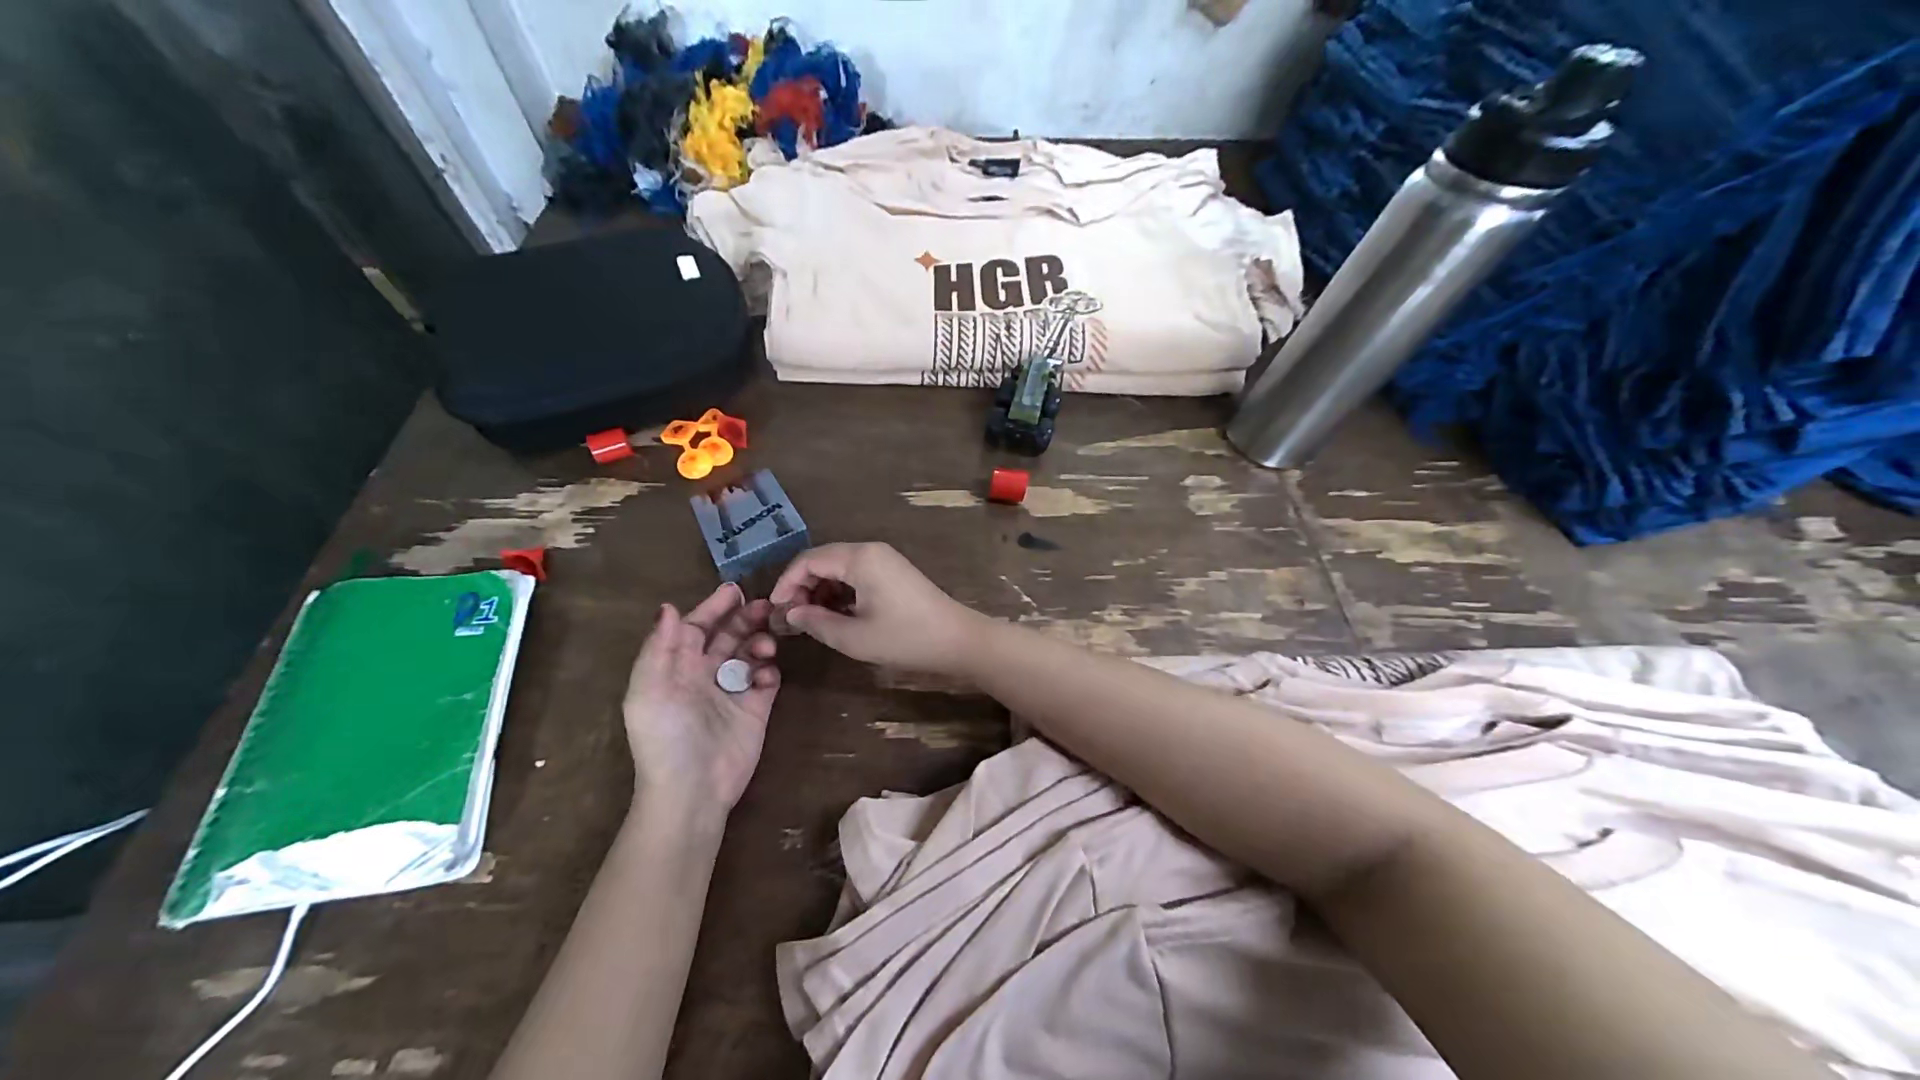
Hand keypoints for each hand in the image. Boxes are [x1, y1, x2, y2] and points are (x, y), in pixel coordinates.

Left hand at [622, 583, 779, 818]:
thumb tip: (668, 607)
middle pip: (727, 634)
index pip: (696, 627)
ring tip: (765, 645)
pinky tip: (765, 676)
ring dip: (759, 640)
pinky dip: (769, 670)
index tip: (735, 590)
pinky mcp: (756, 708)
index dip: (713, 608)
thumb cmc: (665, 738)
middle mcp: (704, 674)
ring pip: (750, 652)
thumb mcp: (648, 692)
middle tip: (765, 606)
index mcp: (676, 667)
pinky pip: (767, 678)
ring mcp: (732, 690)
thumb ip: (658, 648)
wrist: (692, 790)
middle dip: (744, 618)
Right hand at [769, 543, 989, 676]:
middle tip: (792, 618)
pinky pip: (857, 574)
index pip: (808, 560)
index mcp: (859, 558)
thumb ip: (816, 623)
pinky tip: (837, 616)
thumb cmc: (905, 638)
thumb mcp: (854, 637)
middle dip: (802, 587)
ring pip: (839, 568)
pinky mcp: (893, 572)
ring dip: (821, 591)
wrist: (957, 640)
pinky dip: (841, 592)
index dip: (786, 583)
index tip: (775, 610)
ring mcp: (885, 559)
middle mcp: (870, 550)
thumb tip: (791, 613)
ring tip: (812, 621)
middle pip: (823, 560)